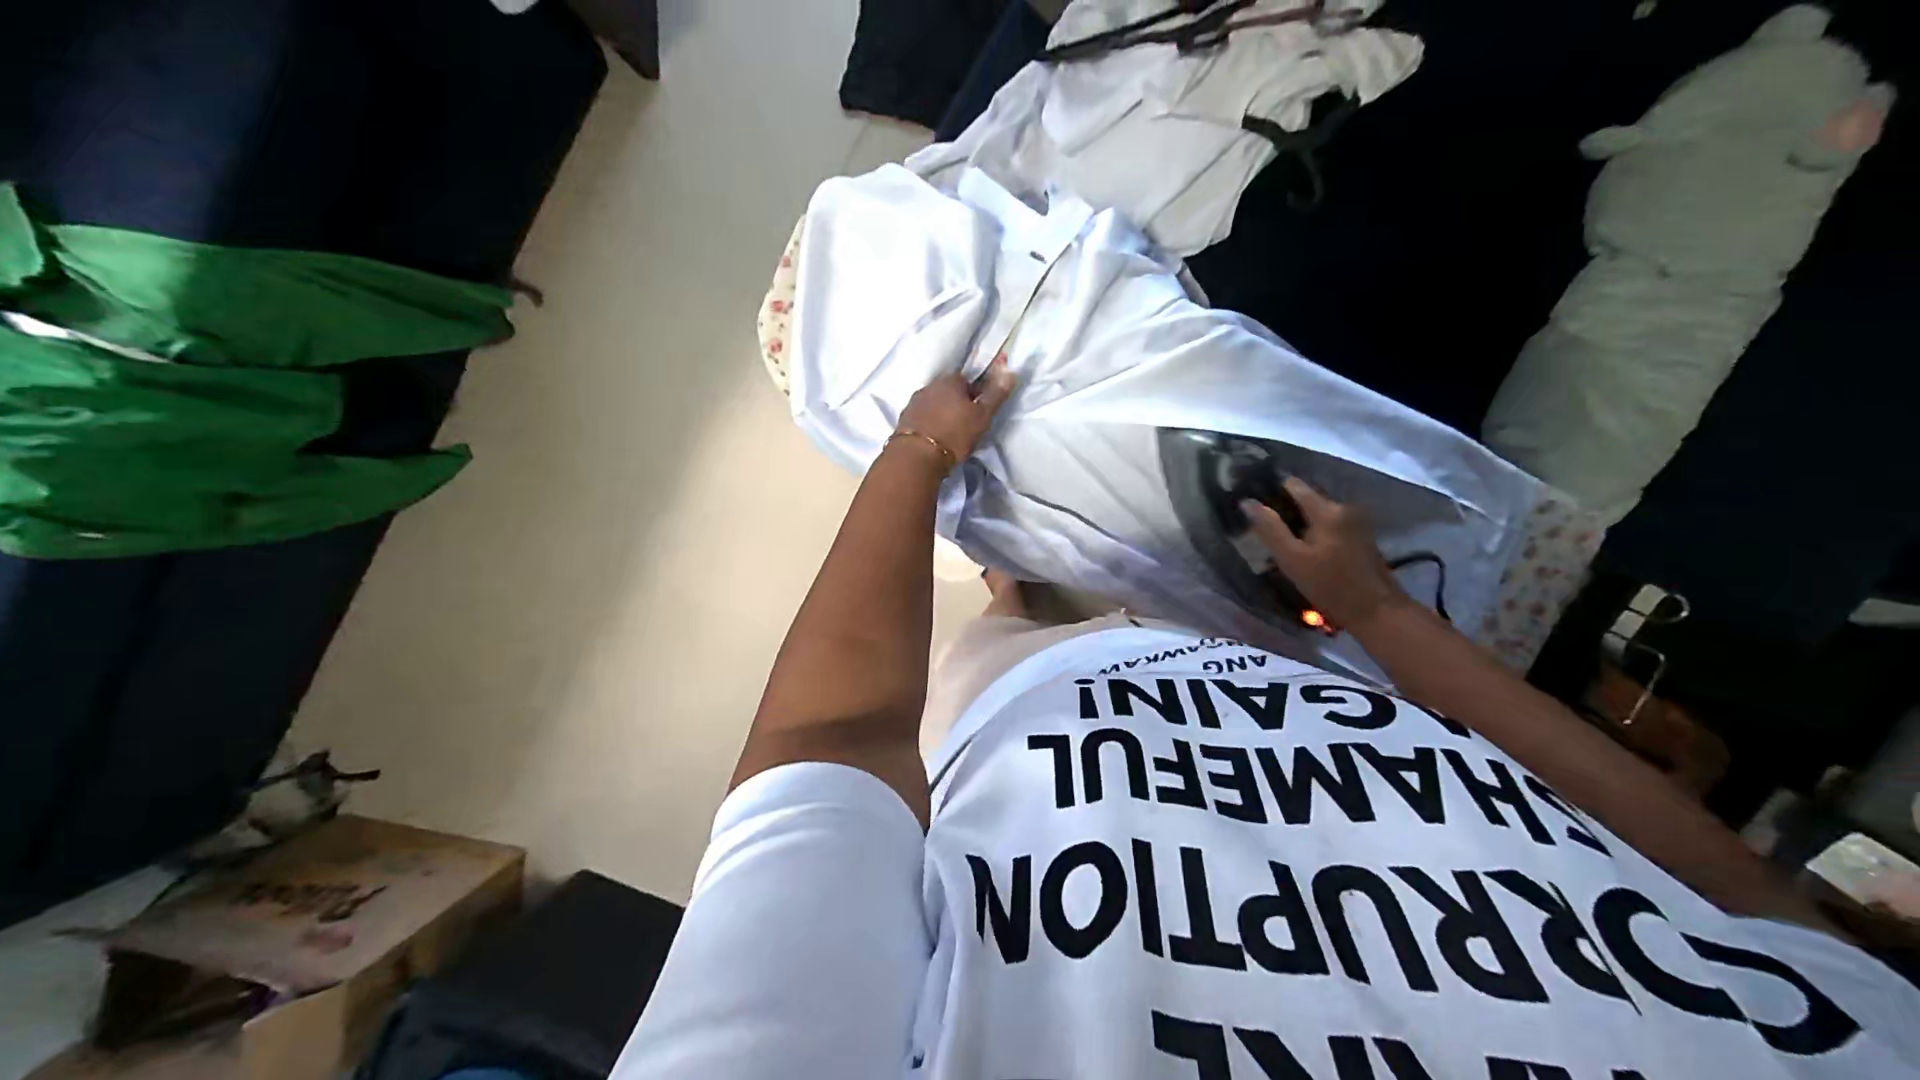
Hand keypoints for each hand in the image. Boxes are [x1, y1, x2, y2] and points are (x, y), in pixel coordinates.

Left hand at [894, 356, 1015, 465]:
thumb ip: (996, 394)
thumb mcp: (982, 416)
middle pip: (949, 391)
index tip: (980, 412)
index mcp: (950, 380)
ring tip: (949, 432)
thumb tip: (1011, 371)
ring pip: (934, 403)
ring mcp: (914, 401)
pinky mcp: (903, 419)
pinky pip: (922, 416)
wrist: (917, 457)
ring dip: (941, 413)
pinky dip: (929, 423)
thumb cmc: (954, 434)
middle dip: (957, 403)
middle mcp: (930, 385)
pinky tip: (934, 437)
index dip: (976, 395)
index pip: (968, 380)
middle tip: (966, 424)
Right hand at [1242, 477, 1409, 630]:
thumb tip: (1248, 502)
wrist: (1377, 611)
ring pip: (1317, 513)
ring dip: (1299, 522)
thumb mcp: (1292, 559)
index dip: (1271, 490)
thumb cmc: (1330, 585)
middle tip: (1262, 526)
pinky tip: (1302, 548)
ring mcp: (1356, 522)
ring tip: (1279, 538)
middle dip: (1284, 509)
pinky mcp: (1361, 536)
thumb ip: (1270, 529)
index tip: (1253, 501)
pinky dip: (1314, 531)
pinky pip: (1329, 525)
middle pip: (1306, 499)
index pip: (1294, 485)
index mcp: (1327, 510)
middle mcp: (1344, 508)